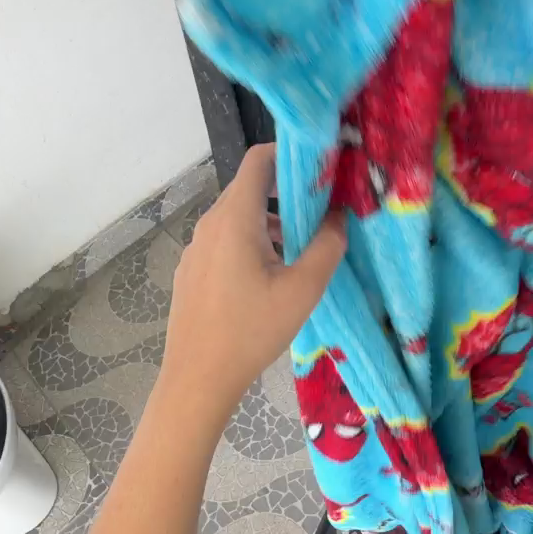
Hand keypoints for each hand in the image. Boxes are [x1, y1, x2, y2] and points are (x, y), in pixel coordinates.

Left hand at [158, 145, 346, 426]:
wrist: (197, 379)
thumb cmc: (252, 331)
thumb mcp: (302, 290)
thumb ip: (327, 246)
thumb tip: (340, 215)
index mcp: (234, 218)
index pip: (258, 160)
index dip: (291, 154)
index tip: (322, 168)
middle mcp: (210, 223)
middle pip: (249, 188)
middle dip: (287, 191)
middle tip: (323, 209)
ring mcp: (196, 248)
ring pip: (238, 217)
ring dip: (271, 220)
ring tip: (303, 246)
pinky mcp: (192, 270)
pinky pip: (225, 240)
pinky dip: (251, 241)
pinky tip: (270, 275)